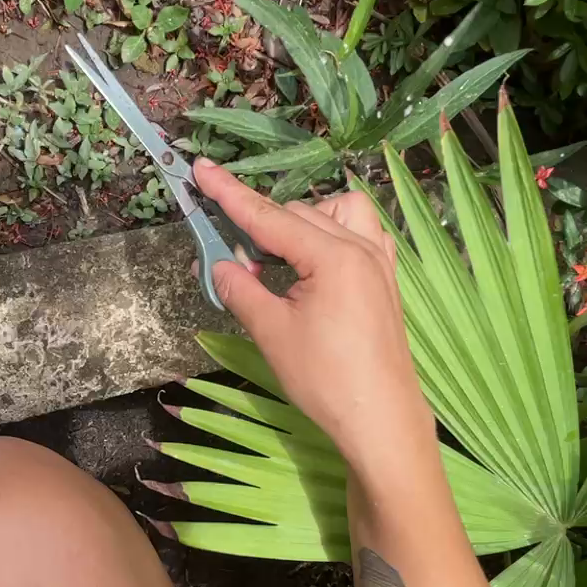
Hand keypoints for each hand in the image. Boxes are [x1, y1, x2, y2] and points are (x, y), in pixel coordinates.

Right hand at [193, 159, 431, 470]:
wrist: (379, 417)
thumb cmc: (325, 379)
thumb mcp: (271, 333)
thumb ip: (241, 290)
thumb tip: (218, 265)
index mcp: (333, 256)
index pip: (269, 217)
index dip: (229, 194)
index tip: (201, 169)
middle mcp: (361, 246)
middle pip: (298, 214)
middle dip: (259, 228)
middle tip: (232, 264)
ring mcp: (379, 261)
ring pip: (332, 215)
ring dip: (298, 226)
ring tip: (276, 262)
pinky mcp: (384, 279)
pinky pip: (357, 234)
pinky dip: (328, 236)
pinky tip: (313, 265)